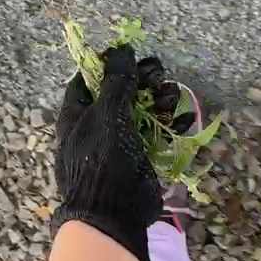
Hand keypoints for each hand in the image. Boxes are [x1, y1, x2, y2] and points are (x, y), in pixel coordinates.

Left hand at [54, 44, 160, 260]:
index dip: (110, 66)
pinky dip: (170, 125)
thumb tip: (120, 49)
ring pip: (141, 113)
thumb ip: (116, 81)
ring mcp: (117, 144)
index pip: (89, 79)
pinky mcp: (137, 160)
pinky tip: (184, 118)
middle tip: (160, 77)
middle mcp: (94, 127)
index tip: (132, 58)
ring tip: (172, 96)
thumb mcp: (108, 113)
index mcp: (76, 114)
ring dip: (159, 101)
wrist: (113, 212)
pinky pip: (155, 136)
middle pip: (120, 93)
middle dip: (142, 83)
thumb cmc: (103, 159)